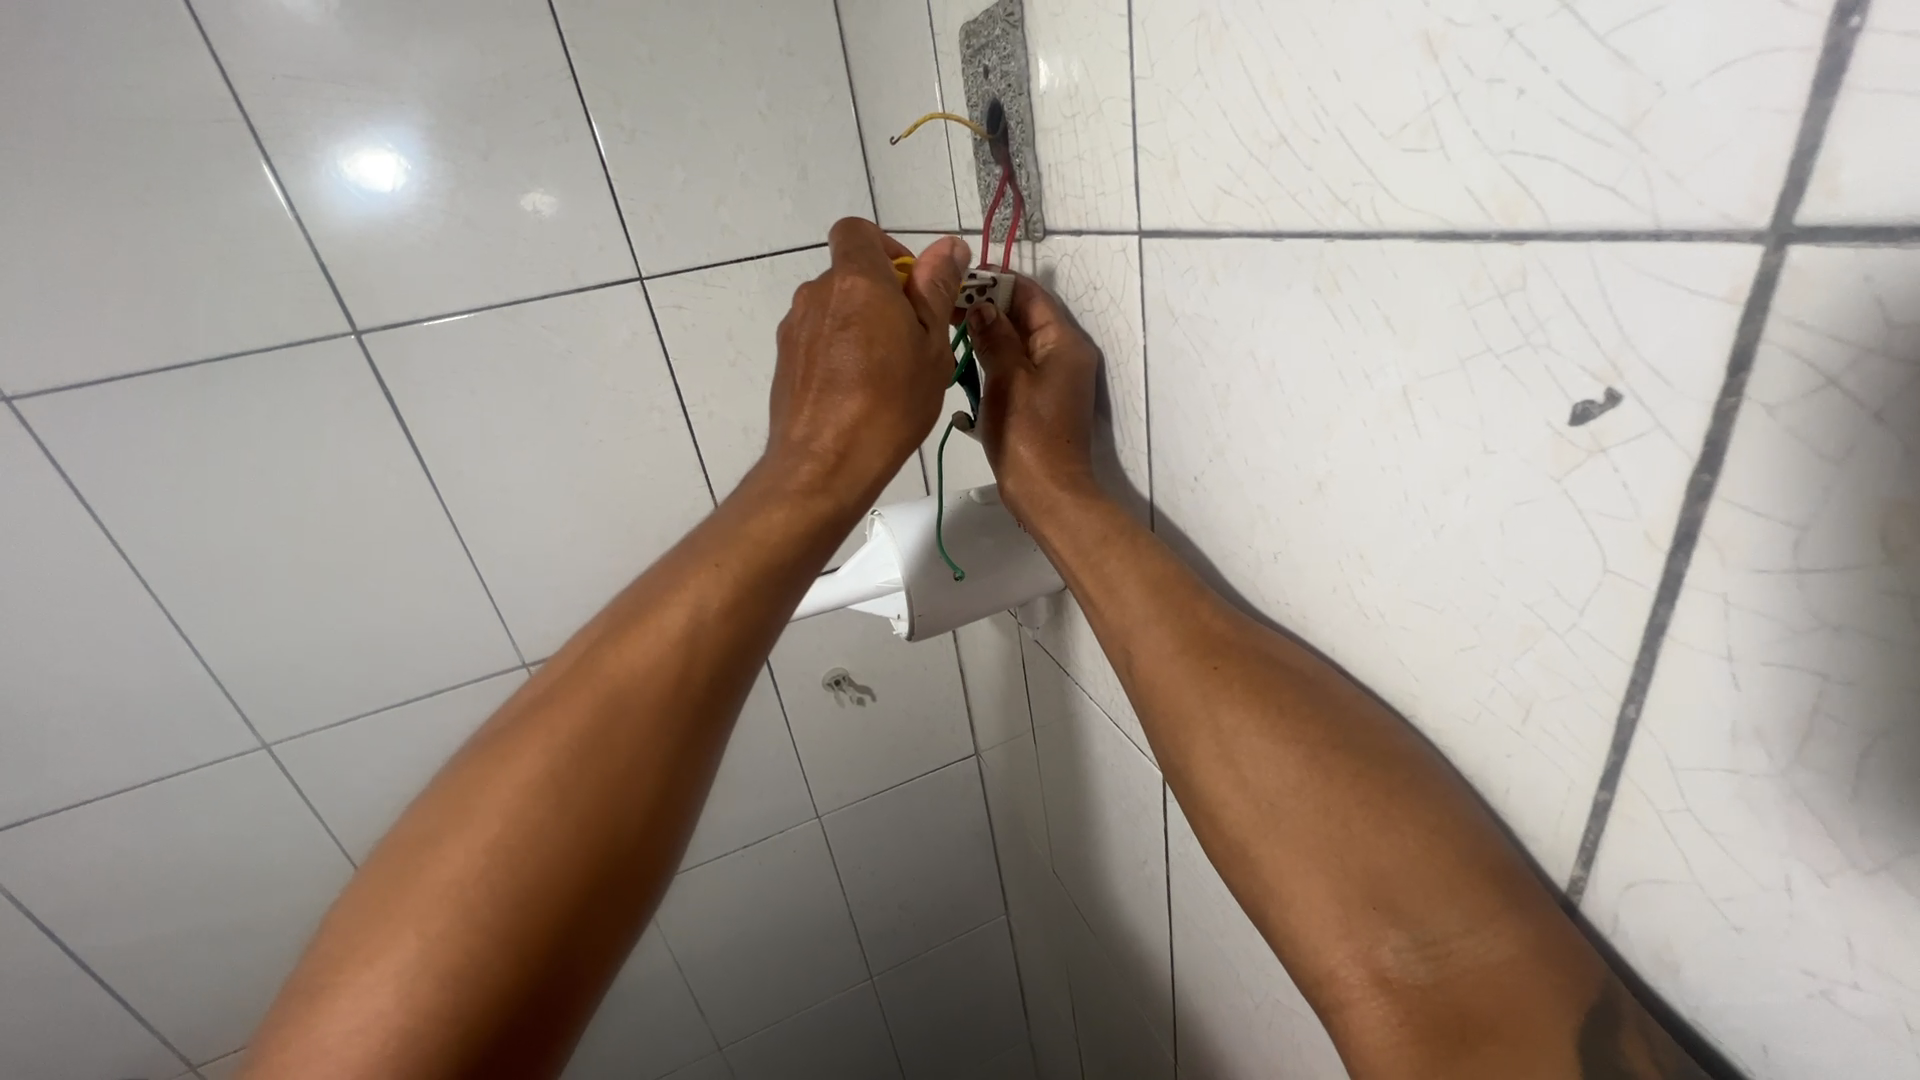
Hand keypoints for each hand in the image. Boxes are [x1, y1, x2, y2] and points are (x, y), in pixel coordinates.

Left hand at [766, 219, 969, 507]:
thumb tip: (949, 246)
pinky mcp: (785, 362)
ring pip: (835, 311)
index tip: (913, 286)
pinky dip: (840, 353)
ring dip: (861, 327)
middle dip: (882, 296)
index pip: (859, 230)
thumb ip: (937, 289)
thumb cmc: (891, 402)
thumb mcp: (930, 346)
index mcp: (856, 280)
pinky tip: (858, 393)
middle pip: (850, 275)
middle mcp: (817, 294)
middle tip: (913, 340)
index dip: (888, 247)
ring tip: (887, 373)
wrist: (825, 463)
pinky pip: (819, 341)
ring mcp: (796, 329)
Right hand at [963, 276, 1103, 524]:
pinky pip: (1017, 368)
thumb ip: (994, 336)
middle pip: (1026, 317)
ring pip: (1019, 343)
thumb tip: (982, 307)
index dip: (996, 281)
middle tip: (946, 304)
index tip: (960, 277)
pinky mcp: (1041, 401)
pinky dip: (994, 360)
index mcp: (1064, 342)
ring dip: (988, 334)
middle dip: (989, 307)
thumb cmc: (1027, 434)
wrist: (1047, 493)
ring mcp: (1055, 379)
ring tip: (949, 328)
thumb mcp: (1006, 379)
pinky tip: (965, 363)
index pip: (1030, 294)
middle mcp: (1065, 354)